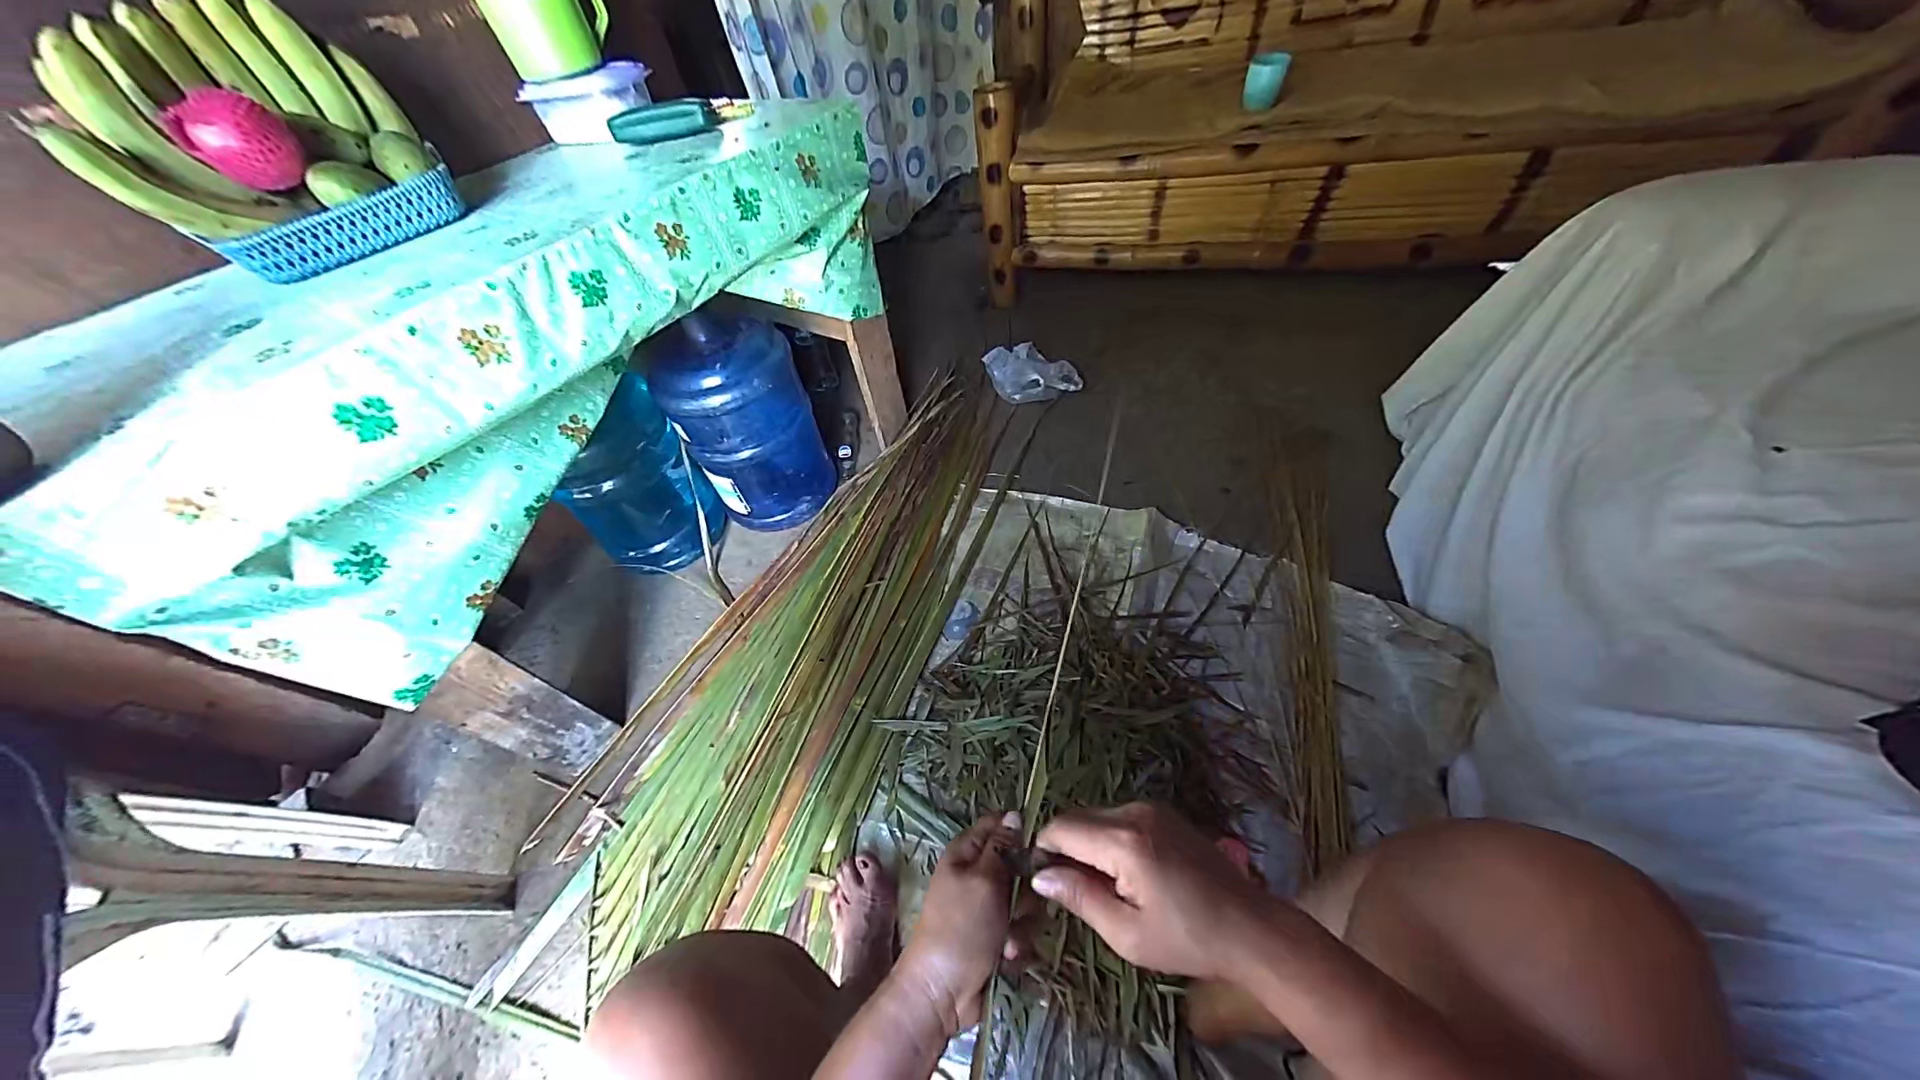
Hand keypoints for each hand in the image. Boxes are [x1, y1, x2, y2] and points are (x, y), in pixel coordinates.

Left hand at [893, 811, 1023, 1033]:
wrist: (942, 992)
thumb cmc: (960, 927)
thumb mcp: (983, 880)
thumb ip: (1003, 847)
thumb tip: (1015, 813)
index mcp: (967, 853)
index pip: (1000, 825)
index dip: (1022, 833)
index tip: (1039, 850)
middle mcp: (979, 875)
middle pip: (1022, 867)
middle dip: (1027, 891)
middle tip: (1017, 906)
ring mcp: (989, 908)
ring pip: (1028, 903)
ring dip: (1023, 925)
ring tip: (1007, 942)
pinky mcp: (999, 937)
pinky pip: (1025, 931)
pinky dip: (1019, 946)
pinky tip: (1007, 959)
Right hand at [1030, 802, 1271, 981]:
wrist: (1251, 928)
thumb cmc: (1188, 939)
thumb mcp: (1126, 933)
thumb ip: (1079, 898)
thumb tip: (1040, 877)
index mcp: (1124, 841)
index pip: (1062, 828)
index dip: (1043, 850)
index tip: (1042, 879)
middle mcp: (1135, 813)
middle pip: (1077, 817)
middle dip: (1064, 847)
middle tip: (1069, 888)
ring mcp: (1153, 809)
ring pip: (1097, 816)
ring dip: (1087, 843)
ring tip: (1100, 884)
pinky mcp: (1165, 814)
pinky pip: (1119, 818)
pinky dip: (1108, 839)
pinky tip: (1124, 873)